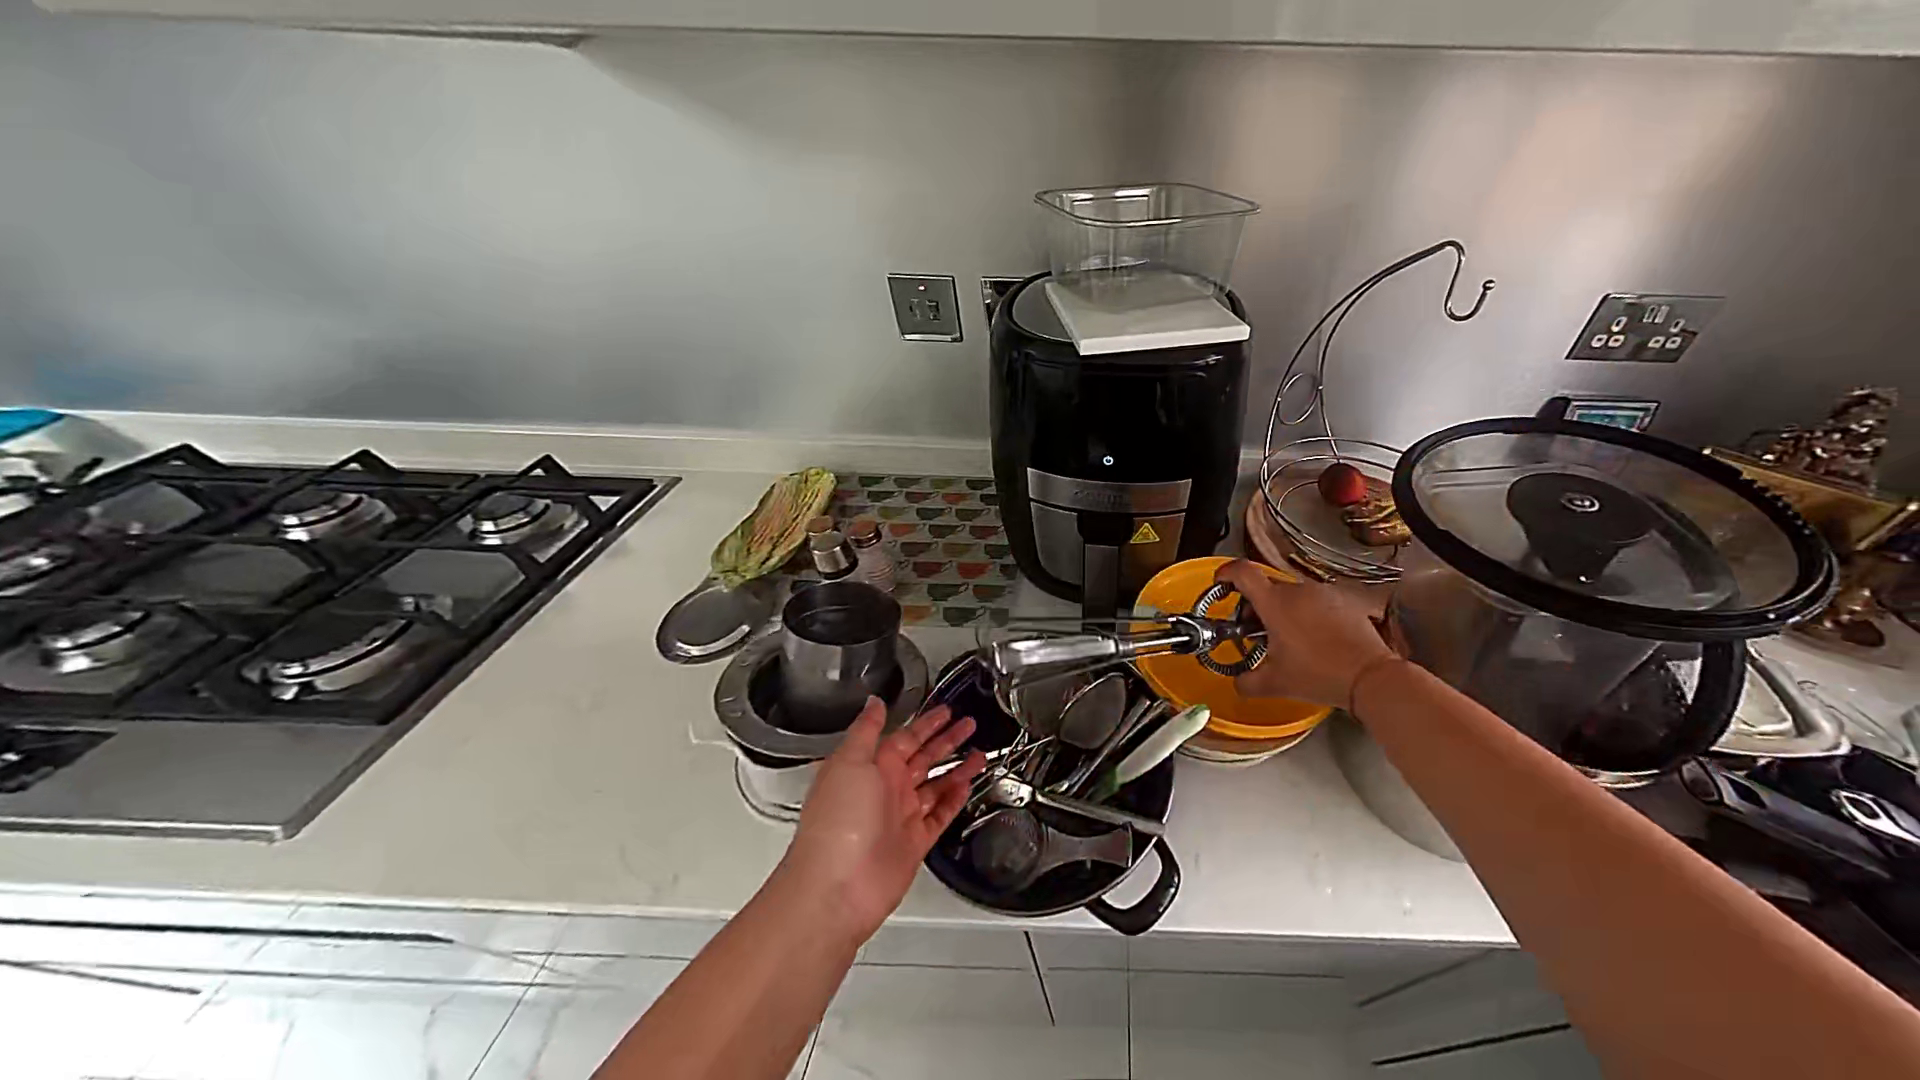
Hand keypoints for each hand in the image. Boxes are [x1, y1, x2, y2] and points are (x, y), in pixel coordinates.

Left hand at [778, 698, 985, 942]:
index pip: (904, 737)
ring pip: (936, 786)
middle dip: (946, 740)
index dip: (926, 723)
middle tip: (969, 725)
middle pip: (923, 758)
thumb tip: (873, 703)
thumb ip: (866, 730)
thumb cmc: (836, 824)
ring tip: (979, 754)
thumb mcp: (849, 762)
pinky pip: (939, 816)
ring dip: (957, 769)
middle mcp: (885, 790)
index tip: (945, 711)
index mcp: (869, 767)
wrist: (837, 887)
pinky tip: (966, 787)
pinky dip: (954, 801)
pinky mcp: (913, 843)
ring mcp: (900, 817)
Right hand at [1216, 559, 1396, 708]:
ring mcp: (1323, 594)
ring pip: (1290, 594)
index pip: (1242, 572)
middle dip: (1254, 605)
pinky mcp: (1343, 601)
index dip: (1226, 572)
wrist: (1372, 677)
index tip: (1220, 582)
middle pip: (1265, 587)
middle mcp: (1298, 591)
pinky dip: (1306, 614)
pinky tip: (1312, 638)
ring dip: (1281, 610)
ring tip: (1286, 638)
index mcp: (1275, 604)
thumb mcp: (1274, 684)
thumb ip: (1246, 681)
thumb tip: (1238, 682)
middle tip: (1255, 630)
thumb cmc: (1321, 675)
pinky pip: (1314, 601)